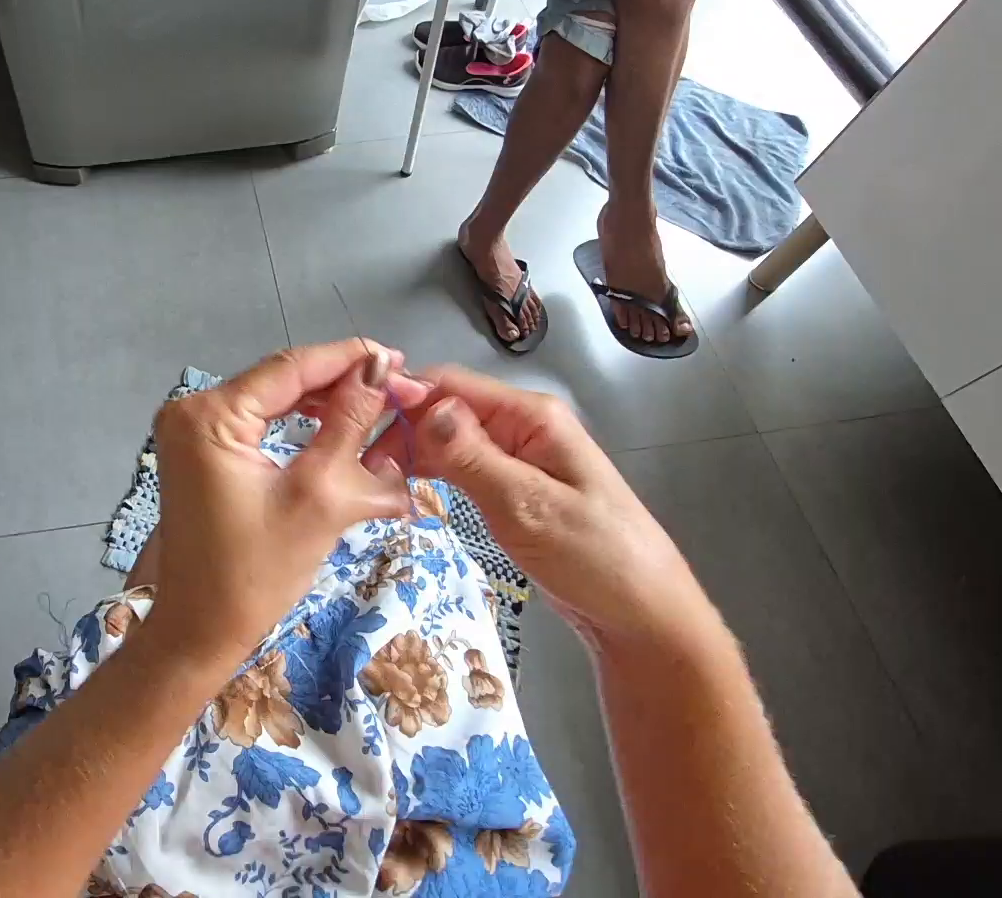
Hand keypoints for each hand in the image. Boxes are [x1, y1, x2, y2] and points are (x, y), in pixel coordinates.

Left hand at [146, 340, 430, 665]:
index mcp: (209, 415)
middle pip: (281, 380)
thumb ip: (348, 424)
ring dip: (324, 402)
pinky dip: (298, 423)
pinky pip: (259, 422)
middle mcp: (192, 409)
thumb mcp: (316, 496)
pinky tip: (337, 422)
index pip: (291, 367)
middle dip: (342, 383)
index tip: (401, 358)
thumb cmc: (257, 574)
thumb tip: (381, 367)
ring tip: (379, 405)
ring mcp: (192, 430)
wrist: (201, 631)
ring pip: (273, 399)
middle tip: (400, 388)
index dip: (350, 358)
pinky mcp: (201, 450)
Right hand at [368, 366, 716, 650]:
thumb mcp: (527, 505)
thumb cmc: (594, 557)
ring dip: (413, 452)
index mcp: (531, 416)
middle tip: (363, 467)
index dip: (404, 397)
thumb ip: (472, 455)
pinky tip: (406, 488)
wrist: (641, 616)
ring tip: (376, 479)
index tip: (360, 427)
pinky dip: (433, 472)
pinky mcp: (511, 486)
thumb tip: (422, 405)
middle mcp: (522, 425)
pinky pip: (462, 465)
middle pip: (446, 409)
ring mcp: (517, 456)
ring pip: (449, 438)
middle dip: (403, 428)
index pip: (452, 385)